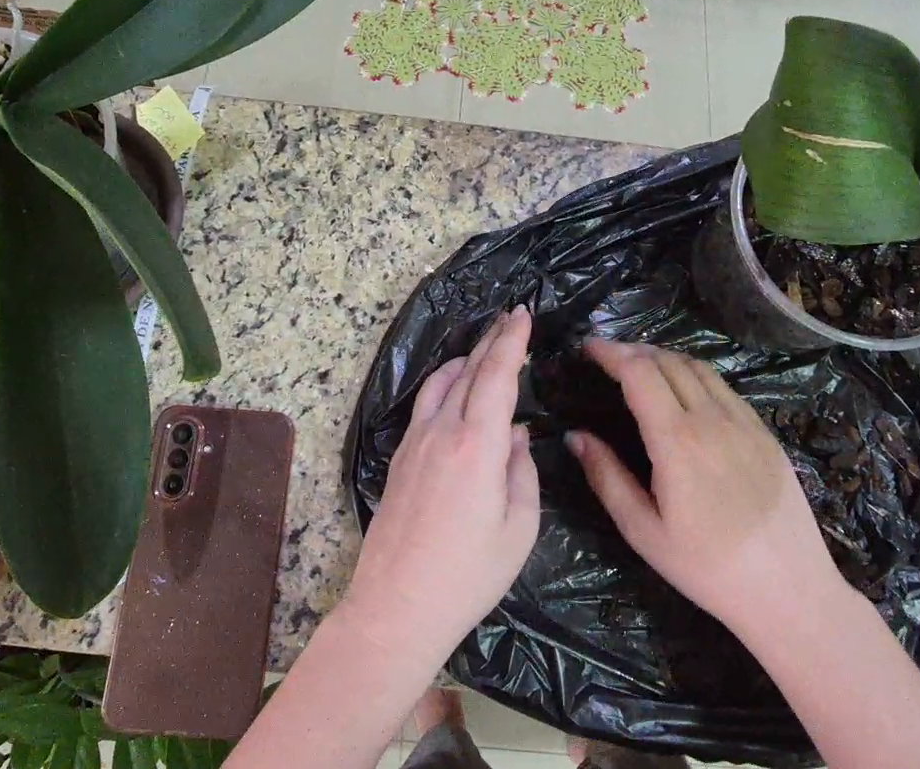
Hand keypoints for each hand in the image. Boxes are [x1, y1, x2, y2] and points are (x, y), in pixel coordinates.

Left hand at [340, 307, 539, 667]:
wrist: (397, 604)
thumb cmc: (468, 574)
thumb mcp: (518, 529)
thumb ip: (522, 473)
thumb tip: (518, 435)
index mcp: (478, 445)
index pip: (497, 377)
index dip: (511, 342)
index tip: (522, 314)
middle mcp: (442, 432)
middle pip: (468, 372)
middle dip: (492, 341)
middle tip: (510, 318)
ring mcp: (414, 444)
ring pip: (440, 384)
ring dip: (465, 359)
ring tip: (483, 347)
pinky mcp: (399, 459)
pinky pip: (424, 406)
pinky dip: (444, 384)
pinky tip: (453, 389)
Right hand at [566, 340, 840, 626]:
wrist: (791, 592)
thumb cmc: (707, 568)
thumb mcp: (643, 531)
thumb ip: (606, 477)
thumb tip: (575, 436)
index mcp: (677, 441)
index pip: (639, 373)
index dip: (610, 353)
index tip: (588, 347)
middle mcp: (713, 420)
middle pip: (668, 362)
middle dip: (633, 351)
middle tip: (607, 357)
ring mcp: (745, 424)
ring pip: (700, 369)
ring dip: (664, 358)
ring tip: (641, 366)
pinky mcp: (766, 435)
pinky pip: (725, 388)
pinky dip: (695, 376)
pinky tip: (685, 392)